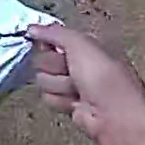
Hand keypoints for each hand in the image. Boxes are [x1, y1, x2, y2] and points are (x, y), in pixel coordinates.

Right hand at [24, 23, 144, 144]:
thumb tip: (31, 28)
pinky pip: (48, 96)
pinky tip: (74, 102)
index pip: (52, 38)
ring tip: (76, 90)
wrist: (114, 116)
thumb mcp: (81, 45)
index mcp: (86, 45)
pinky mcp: (67, 102)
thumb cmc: (103, 77)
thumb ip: (54, 33)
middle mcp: (79, 63)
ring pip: (43, 79)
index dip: (48, 43)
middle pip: (43, 59)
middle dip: (53, 66)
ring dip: (57, 85)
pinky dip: (59, 99)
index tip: (50, 48)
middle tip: (70, 72)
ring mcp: (72, 84)